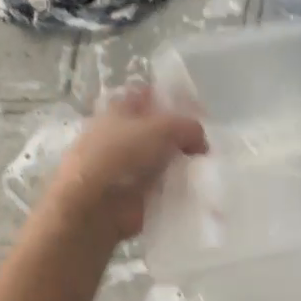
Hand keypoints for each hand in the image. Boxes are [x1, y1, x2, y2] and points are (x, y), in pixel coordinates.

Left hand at [49, 86, 206, 238]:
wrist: (94, 204)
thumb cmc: (121, 154)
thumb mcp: (163, 128)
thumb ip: (189, 127)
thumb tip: (201, 143)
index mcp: (119, 110)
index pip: (148, 95)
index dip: (172, 98)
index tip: (198, 110)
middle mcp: (121, 135)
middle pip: (159, 129)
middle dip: (182, 135)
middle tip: (207, 142)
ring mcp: (127, 165)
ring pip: (164, 158)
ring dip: (183, 162)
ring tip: (207, 168)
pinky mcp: (134, 192)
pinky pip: (164, 185)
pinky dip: (179, 186)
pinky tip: (197, 188)